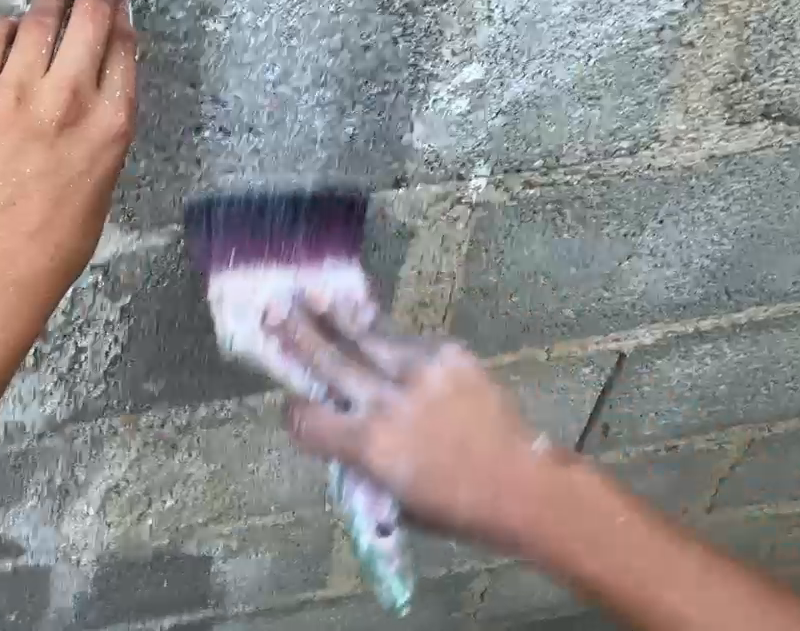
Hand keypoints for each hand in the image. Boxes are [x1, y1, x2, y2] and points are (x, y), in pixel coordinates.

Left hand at [0, 0, 137, 303]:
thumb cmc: (61, 234)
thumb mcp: (106, 175)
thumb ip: (106, 121)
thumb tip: (99, 76)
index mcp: (111, 123)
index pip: (122, 49)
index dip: (123, 16)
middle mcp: (69, 101)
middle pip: (88, 24)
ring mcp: (17, 98)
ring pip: (38, 25)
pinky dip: (2, 29)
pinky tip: (9, 24)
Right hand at [276, 311, 568, 553]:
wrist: (525, 485)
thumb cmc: (457, 505)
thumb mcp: (395, 496)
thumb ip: (360, 459)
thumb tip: (335, 424)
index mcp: (371, 446)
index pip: (309, 419)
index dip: (295, 414)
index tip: (292, 405)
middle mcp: (388, 402)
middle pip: (329, 359)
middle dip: (297, 332)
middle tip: (273, 306)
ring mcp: (420, 372)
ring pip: (366, 335)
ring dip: (336, 315)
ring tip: (313, 294)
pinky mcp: (448, 354)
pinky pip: (408, 341)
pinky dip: (391, 340)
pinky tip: (380, 331)